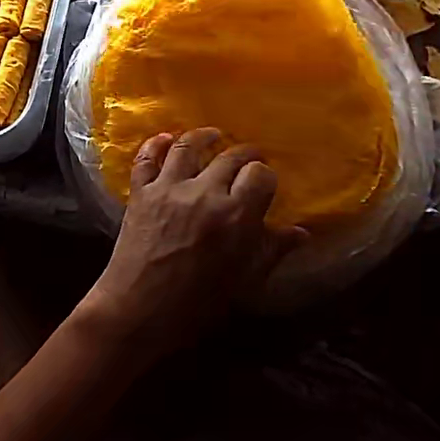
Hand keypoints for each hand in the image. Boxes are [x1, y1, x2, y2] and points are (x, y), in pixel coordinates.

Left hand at [79, 130, 302, 354]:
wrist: (139, 306)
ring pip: (187, 147)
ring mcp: (167, 189)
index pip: (260, 175)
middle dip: (244, 153)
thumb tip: (300, 232)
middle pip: (229, 157)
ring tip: (213, 134)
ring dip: (203, 136)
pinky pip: (147, 158)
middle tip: (249, 156)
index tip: (265, 182)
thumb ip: (271, 250)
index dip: (265, 175)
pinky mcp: (140, 192)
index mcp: (236, 215)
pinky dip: (157, 144)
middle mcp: (203, 193)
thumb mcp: (245, 280)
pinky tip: (166, 138)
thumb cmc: (198, 303)